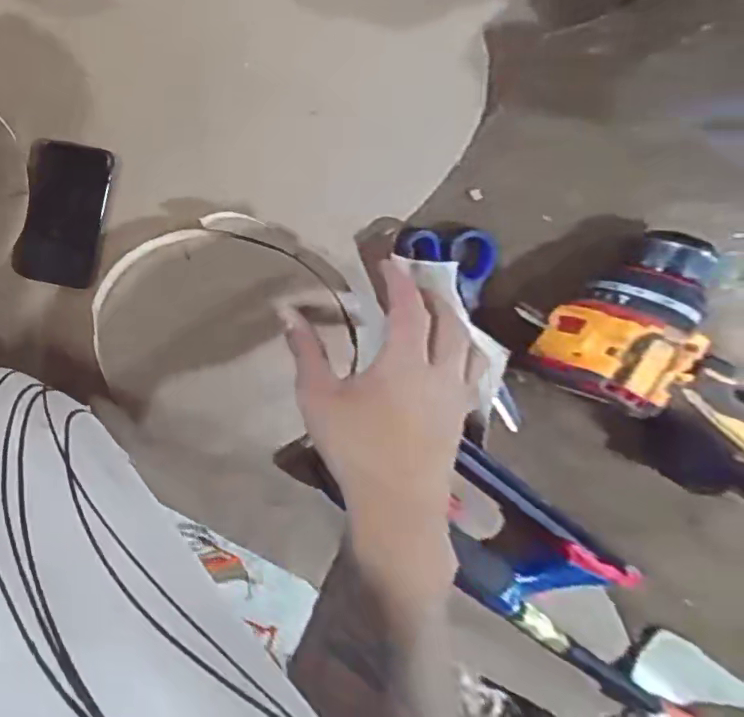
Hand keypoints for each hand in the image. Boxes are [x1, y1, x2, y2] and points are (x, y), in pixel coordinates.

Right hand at [281, 258, 477, 603]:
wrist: (398, 500)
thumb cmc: (352, 443)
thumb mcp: (317, 394)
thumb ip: (307, 350)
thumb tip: (288, 312)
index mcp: (404, 364)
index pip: (410, 312)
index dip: (400, 282)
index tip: (389, 260)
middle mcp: (441, 374)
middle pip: (449, 324)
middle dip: (433, 294)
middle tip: (414, 275)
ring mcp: (457, 396)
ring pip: (469, 346)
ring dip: (454, 320)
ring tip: (438, 306)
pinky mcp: (461, 414)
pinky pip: (472, 369)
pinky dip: (463, 347)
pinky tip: (451, 352)